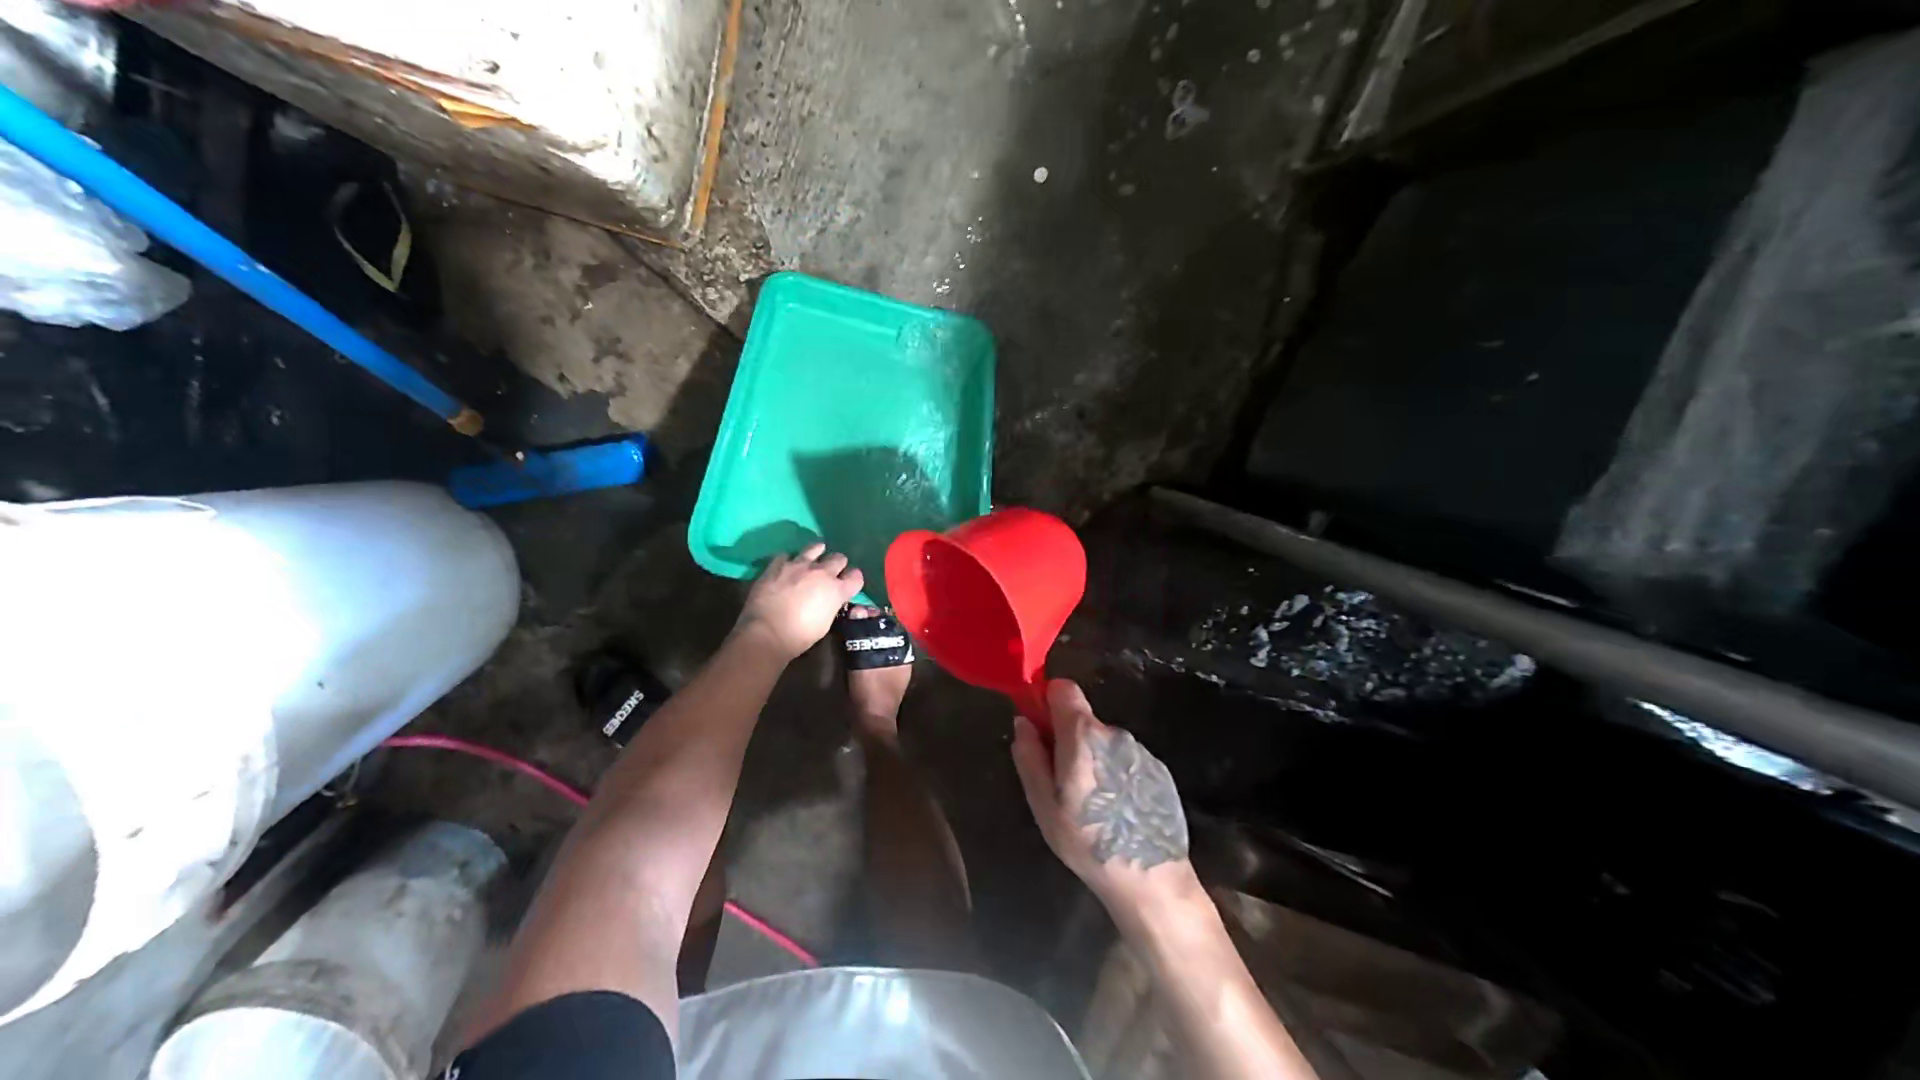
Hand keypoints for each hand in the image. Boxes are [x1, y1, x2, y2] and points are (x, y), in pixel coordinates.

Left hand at [734, 543, 863, 659]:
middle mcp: (821, 572)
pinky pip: (787, 555)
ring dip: (817, 552)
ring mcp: (798, 565)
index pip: (856, 577)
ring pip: (815, 548)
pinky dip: (788, 561)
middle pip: (839, 559)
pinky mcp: (778, 565)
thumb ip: (832, 607)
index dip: (854, 580)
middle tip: (831, 574)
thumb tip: (833, 601)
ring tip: (814, 557)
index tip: (849, 585)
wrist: (766, 632)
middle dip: (838, 565)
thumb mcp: (824, 625)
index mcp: (837, 590)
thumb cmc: (799, 636)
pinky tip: (785, 567)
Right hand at [1011, 680, 1197, 916]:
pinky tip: (1114, 810)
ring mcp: (1140, 750)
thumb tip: (1023, 722)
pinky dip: (1113, 774)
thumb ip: (1029, 756)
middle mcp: (1113, 733)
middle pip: (1082, 719)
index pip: (1063, 688)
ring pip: (1102, 742)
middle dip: (1066, 739)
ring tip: (1089, 804)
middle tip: (1059, 781)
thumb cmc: (1087, 840)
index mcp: (1082, 735)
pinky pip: (1123, 760)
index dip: (1046, 701)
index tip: (1039, 728)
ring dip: (1091, 759)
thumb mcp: (1043, 804)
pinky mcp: (1158, 770)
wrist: (1151, 878)